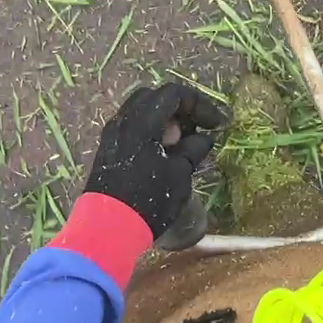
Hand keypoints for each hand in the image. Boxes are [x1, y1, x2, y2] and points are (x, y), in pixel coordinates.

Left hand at [83, 83, 226, 238]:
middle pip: (156, 97)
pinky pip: (133, 126)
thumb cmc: (148, 199)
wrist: (107, 229)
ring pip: (142, 111)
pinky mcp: (108, 148)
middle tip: (196, 128)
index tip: (214, 124)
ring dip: (165, 120)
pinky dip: (151, 131)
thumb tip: (203, 138)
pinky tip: (163, 153)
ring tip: (181, 143)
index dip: (199, 104)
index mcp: (143, 121)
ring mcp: (113, 133)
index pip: (174, 94)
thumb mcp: (179, 174)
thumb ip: (193, 149)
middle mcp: (124, 120)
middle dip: (180, 108)